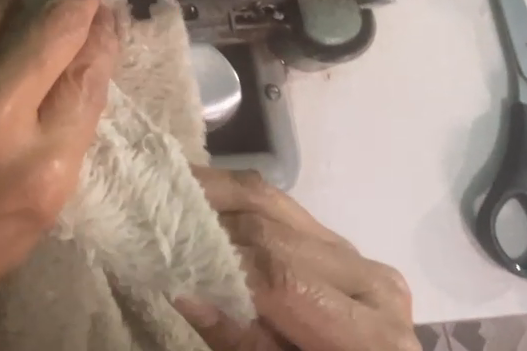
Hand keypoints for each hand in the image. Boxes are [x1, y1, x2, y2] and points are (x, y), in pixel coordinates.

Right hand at [175, 167, 415, 350]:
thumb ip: (239, 340)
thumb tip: (183, 288)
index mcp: (373, 337)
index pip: (283, 280)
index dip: (222, 265)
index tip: (168, 258)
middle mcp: (371, 280)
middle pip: (271, 236)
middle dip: (209, 230)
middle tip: (153, 223)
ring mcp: (349, 251)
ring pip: (267, 202)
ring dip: (209, 195)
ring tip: (163, 193)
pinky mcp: (327, 237)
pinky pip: (270, 200)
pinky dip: (225, 195)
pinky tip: (191, 191)